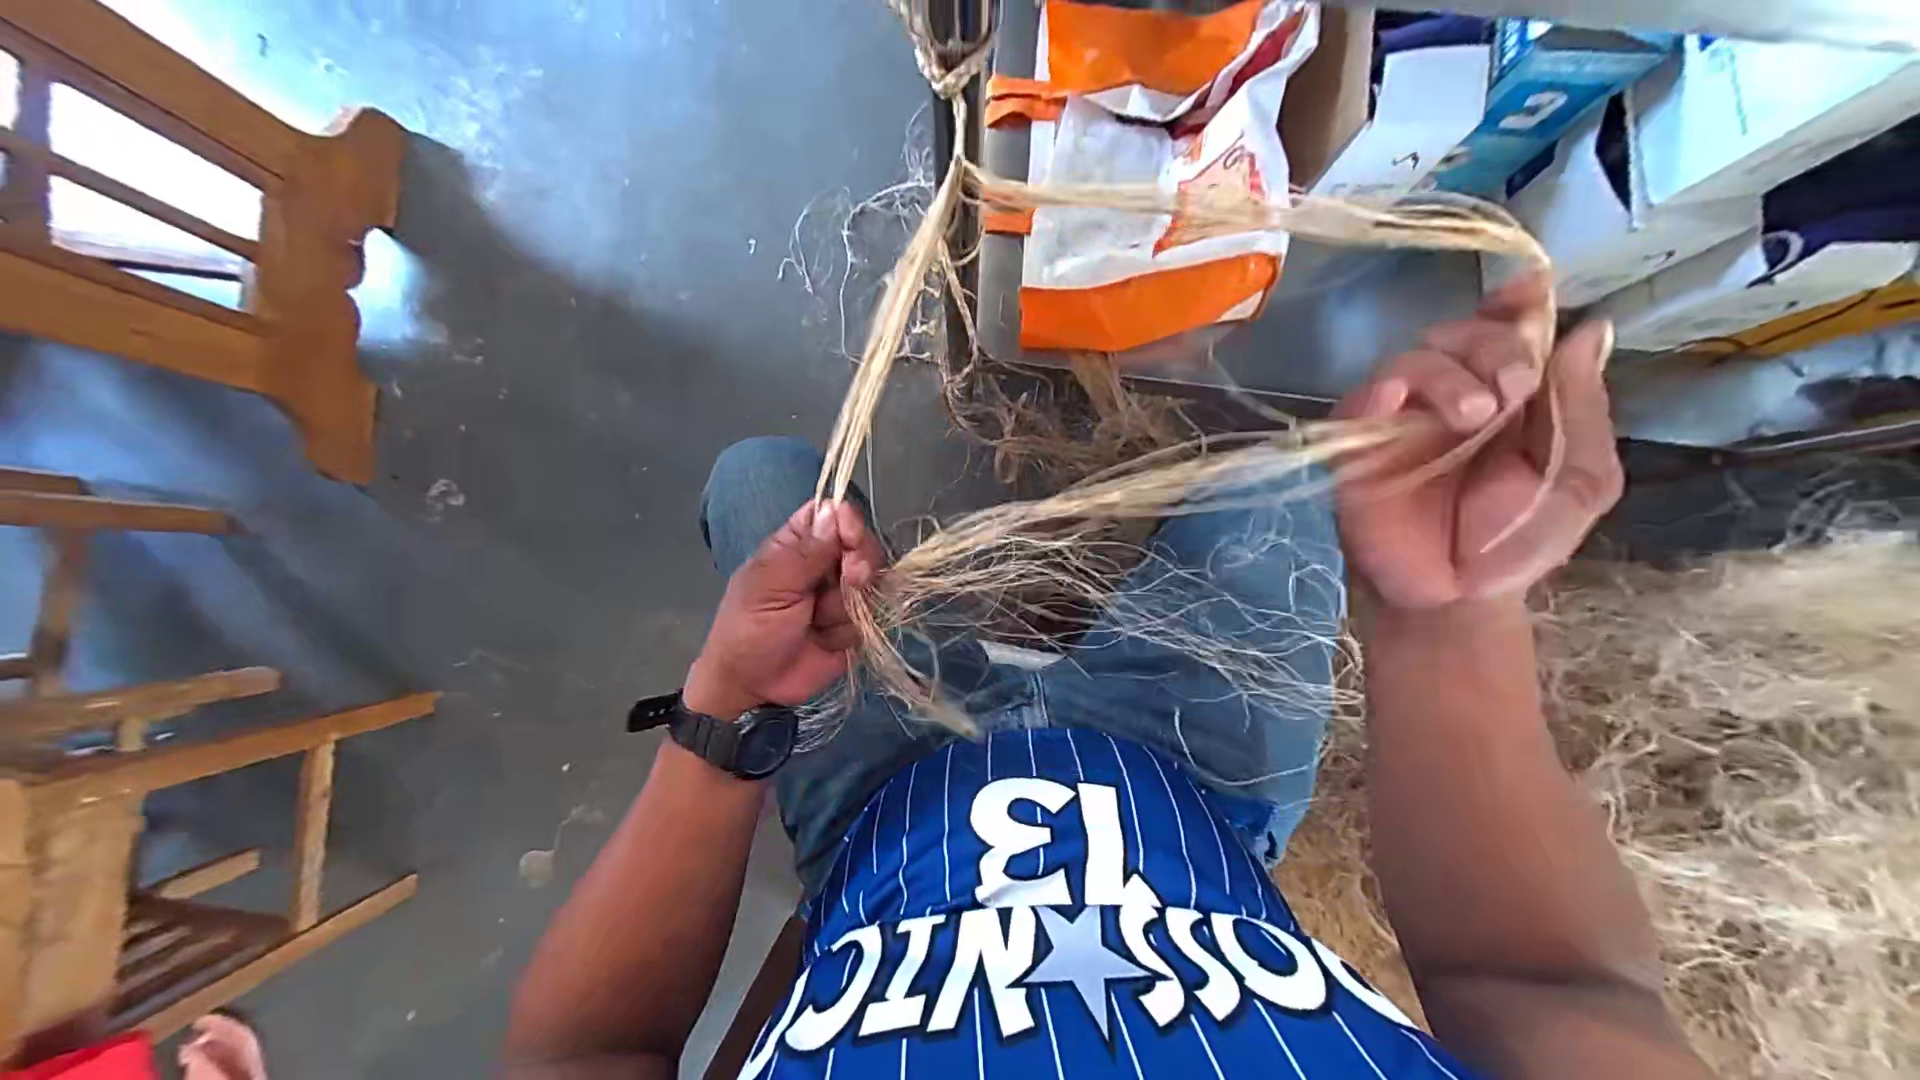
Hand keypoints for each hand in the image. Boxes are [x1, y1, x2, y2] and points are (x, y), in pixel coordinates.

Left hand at [685, 500, 884, 716]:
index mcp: (797, 544)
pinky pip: (871, 618)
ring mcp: (842, 594)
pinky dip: (848, 631)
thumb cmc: (747, 630)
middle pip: (863, 545)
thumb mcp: (768, 587)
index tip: (850, 537)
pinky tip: (826, 640)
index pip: (832, 514)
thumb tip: (835, 510)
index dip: (848, 521)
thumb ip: (804, 552)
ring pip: (872, 584)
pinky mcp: (855, 624)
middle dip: (860, 564)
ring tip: (818, 623)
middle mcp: (825, 563)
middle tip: (851, 580)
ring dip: (847, 606)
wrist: (753, 688)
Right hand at [1333, 274, 1621, 609]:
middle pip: (1457, 333)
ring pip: (1411, 357)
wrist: (1453, 598)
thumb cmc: (1515, 543)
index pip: (1504, 331)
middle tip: (1514, 388)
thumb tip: (1590, 328)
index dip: (1515, 304)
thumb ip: (1582, 407)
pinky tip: (1403, 402)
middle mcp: (1447, 399)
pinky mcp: (1354, 446)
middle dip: (1493, 344)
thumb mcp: (1580, 476)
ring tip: (1476, 416)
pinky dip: (1383, 386)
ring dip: (1450, 370)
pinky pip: (1360, 398)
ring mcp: (1397, 421)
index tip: (1531, 289)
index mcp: (1504, 399)